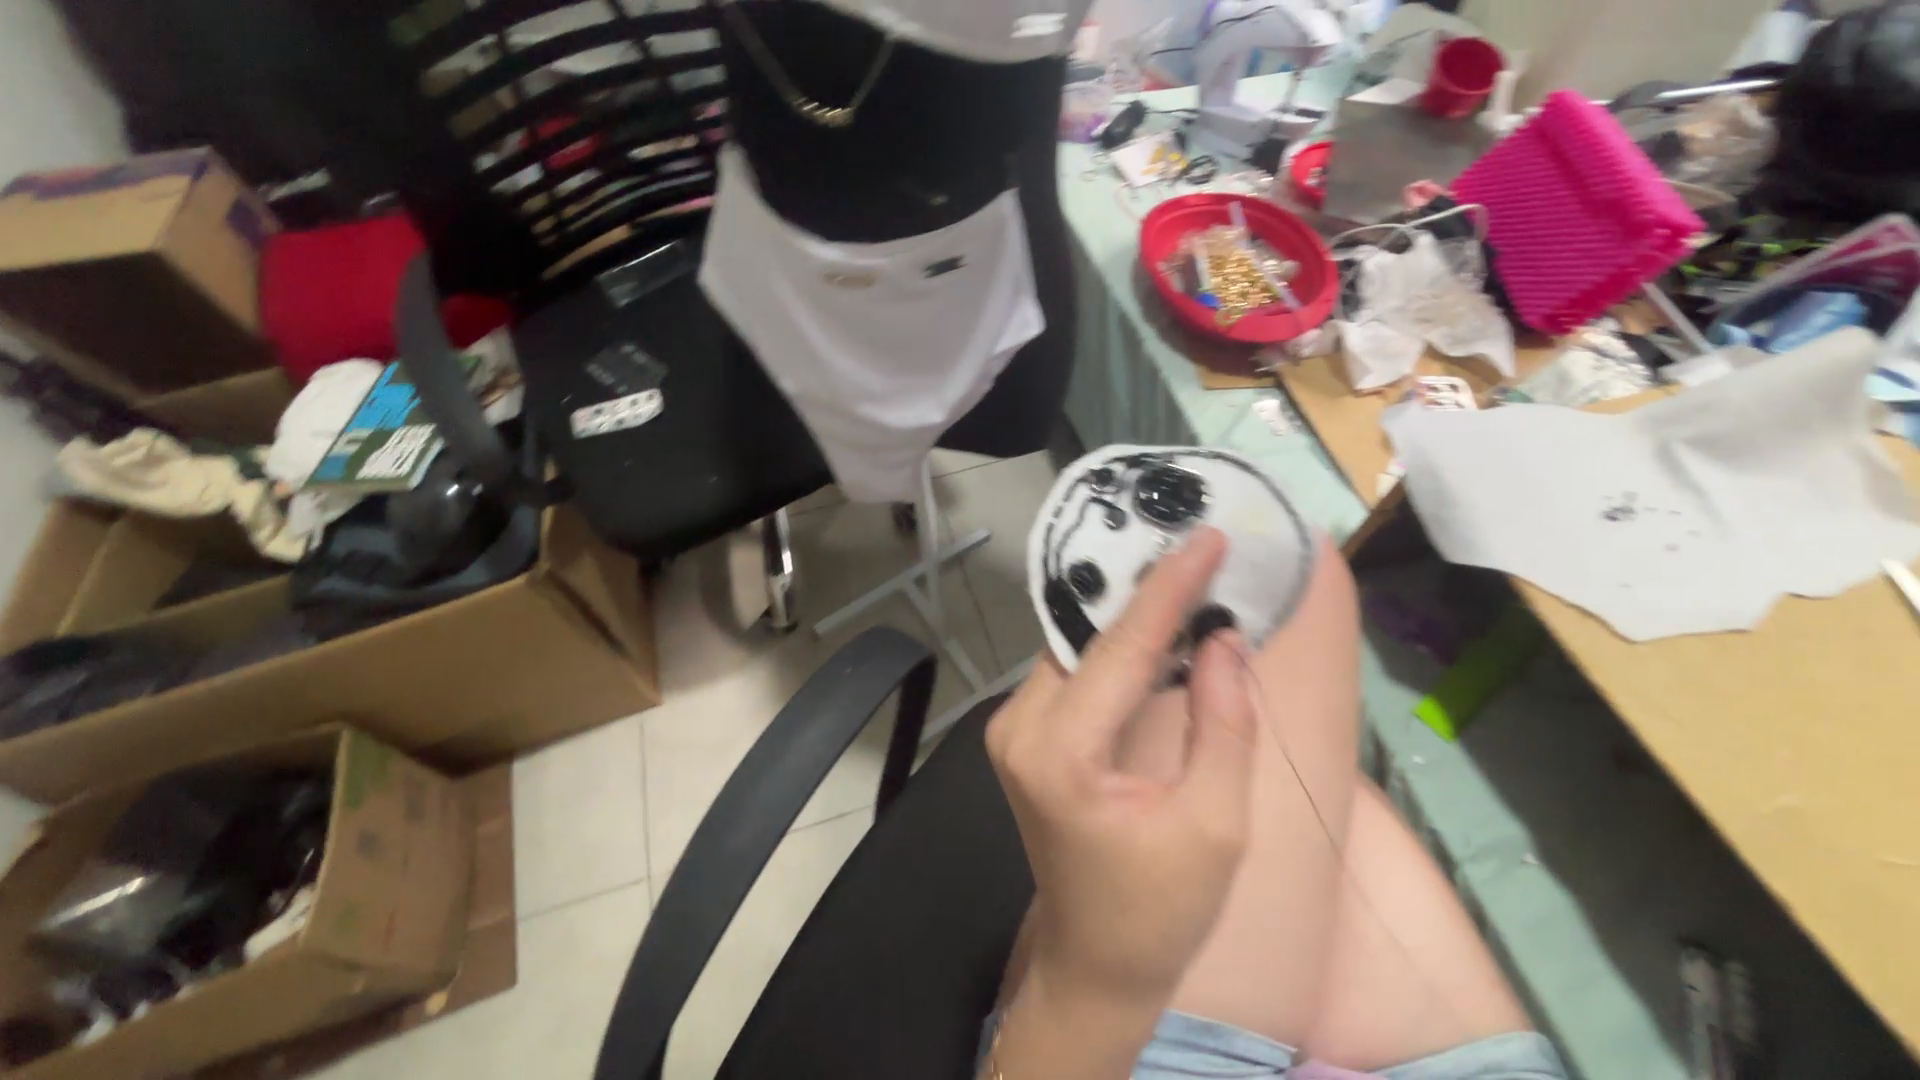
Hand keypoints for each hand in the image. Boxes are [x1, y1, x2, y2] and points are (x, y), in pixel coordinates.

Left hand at [987, 527, 1258, 1003]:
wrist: (1095, 961)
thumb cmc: (1160, 909)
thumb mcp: (1215, 825)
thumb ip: (1222, 724)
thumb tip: (1224, 638)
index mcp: (1061, 754)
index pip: (1121, 649)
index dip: (1168, 589)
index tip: (1207, 538)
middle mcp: (1019, 729)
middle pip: (1087, 639)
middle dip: (1143, 591)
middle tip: (1198, 546)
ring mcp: (1011, 731)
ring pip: (1074, 649)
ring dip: (1127, 615)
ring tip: (1184, 573)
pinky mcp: (1021, 737)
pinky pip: (1070, 672)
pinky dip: (1112, 646)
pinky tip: (1153, 625)